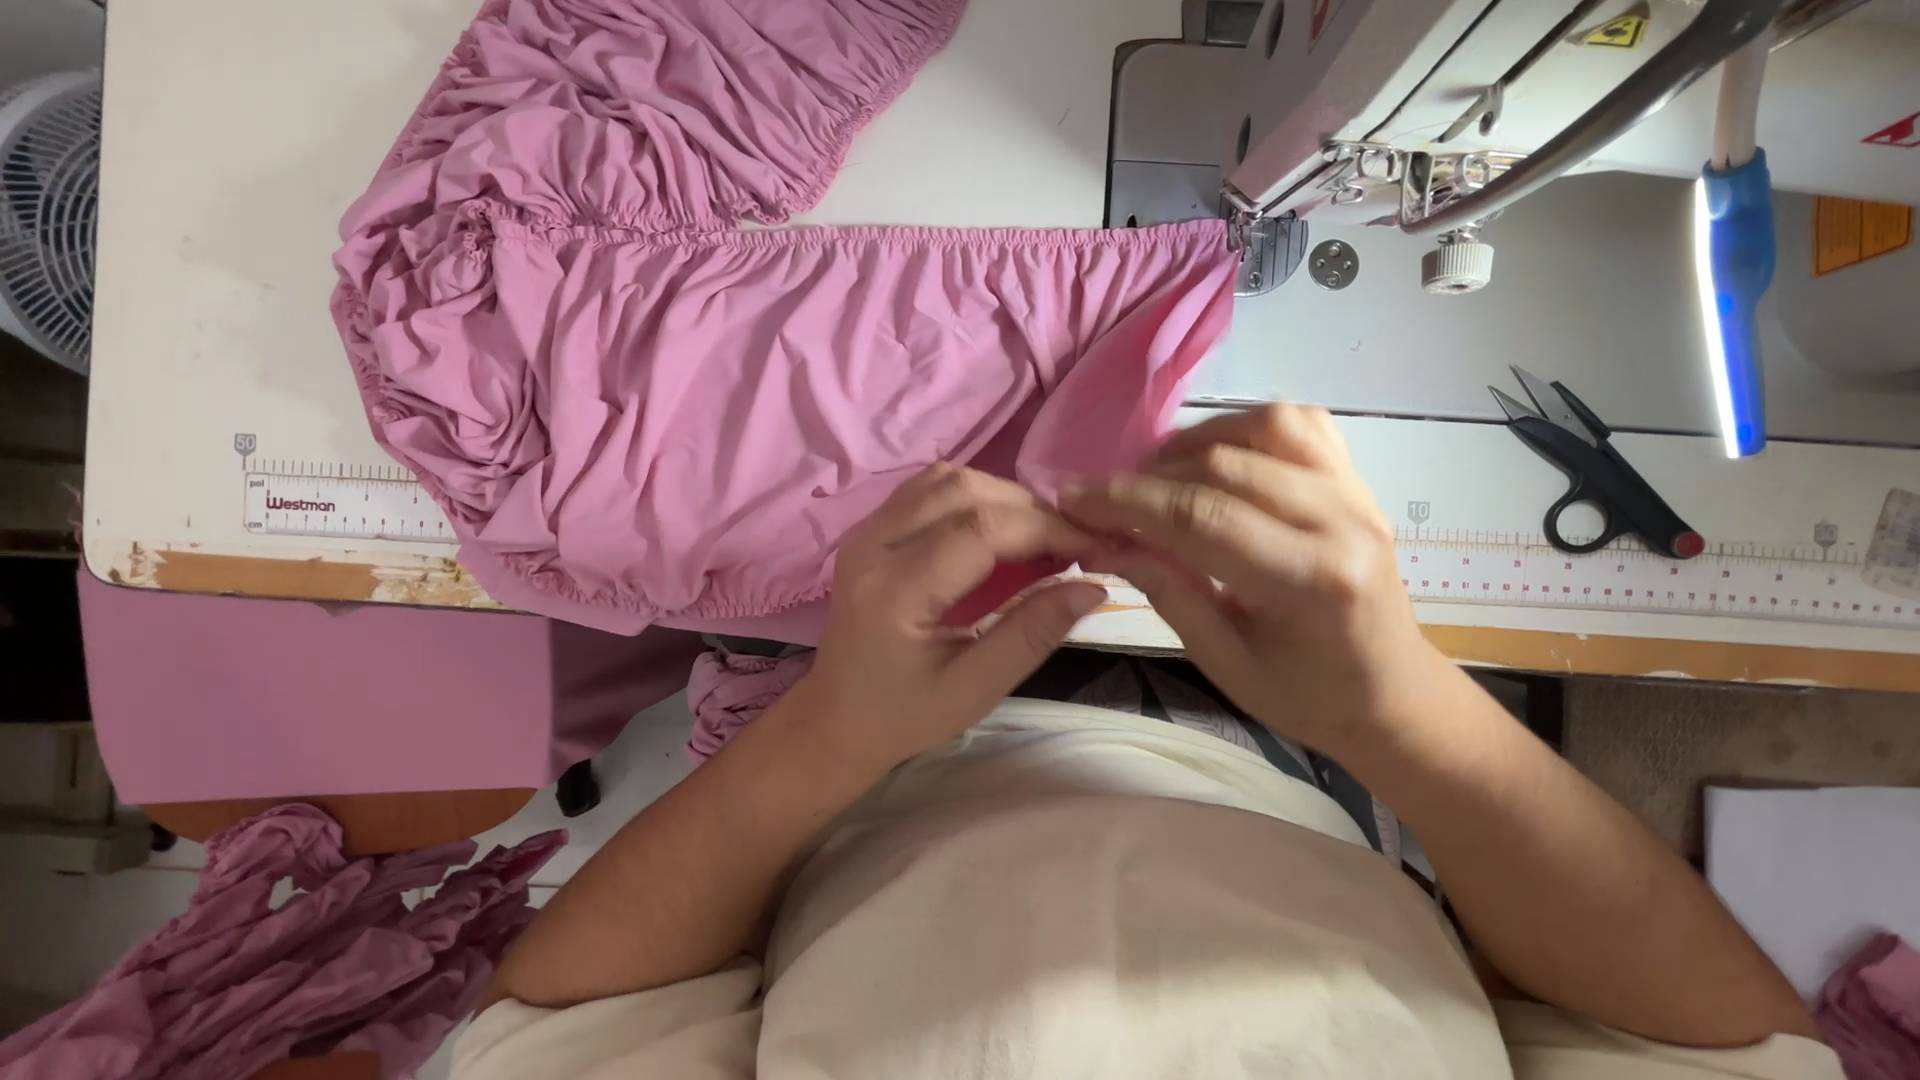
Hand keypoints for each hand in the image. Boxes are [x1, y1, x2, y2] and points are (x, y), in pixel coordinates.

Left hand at [797, 464, 1107, 767]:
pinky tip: (999, 527)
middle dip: (1029, 509)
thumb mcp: (974, 690)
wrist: (837, 718)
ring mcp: (865, 532)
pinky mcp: (869, 530)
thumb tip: (1093, 587)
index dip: (1044, 529)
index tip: (1091, 547)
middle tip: (1072, 542)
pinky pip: (928, 488)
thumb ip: (1031, 635)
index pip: (980, 530)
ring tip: (1040, 534)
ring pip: (946, 479)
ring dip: (1002, 496)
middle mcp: (873, 546)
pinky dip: (973, 495)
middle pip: (964, 491)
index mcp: (894, 592)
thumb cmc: (905, 715)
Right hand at [1061, 405, 1443, 753]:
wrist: (1391, 693)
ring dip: (1193, 443)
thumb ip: (1166, 590)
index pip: (1199, 518)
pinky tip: (1215, 458)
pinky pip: (1298, 424)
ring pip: (1260, 427)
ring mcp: (1356, 491)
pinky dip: (1243, 428)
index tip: (1072, 500)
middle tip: (1102, 502)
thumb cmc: (1305, 694)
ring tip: (1157, 477)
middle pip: (1222, 468)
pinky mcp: (1357, 479)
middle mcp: (1342, 521)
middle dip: (1146, 479)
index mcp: (1311, 581)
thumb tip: (1102, 542)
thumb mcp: (1222, 660)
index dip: (1125, 503)